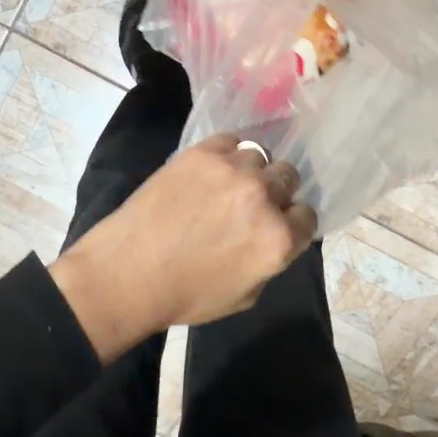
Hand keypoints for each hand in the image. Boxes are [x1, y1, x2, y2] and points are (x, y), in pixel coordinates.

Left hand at [48, 135, 316, 361]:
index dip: (294, 220)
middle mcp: (263, 197)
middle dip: (277, 190)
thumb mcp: (245, 295)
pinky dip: (226, 153)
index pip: (308, 215)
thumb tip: (275, 236)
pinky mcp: (203, 151)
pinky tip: (211, 170)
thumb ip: (270, 259)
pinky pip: (231, 141)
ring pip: (260, 156)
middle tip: (254, 201)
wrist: (129, 270)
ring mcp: (233, 169)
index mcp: (277, 240)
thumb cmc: (186, 294)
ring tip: (228, 183)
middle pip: (289, 177)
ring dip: (250, 170)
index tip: (280, 222)